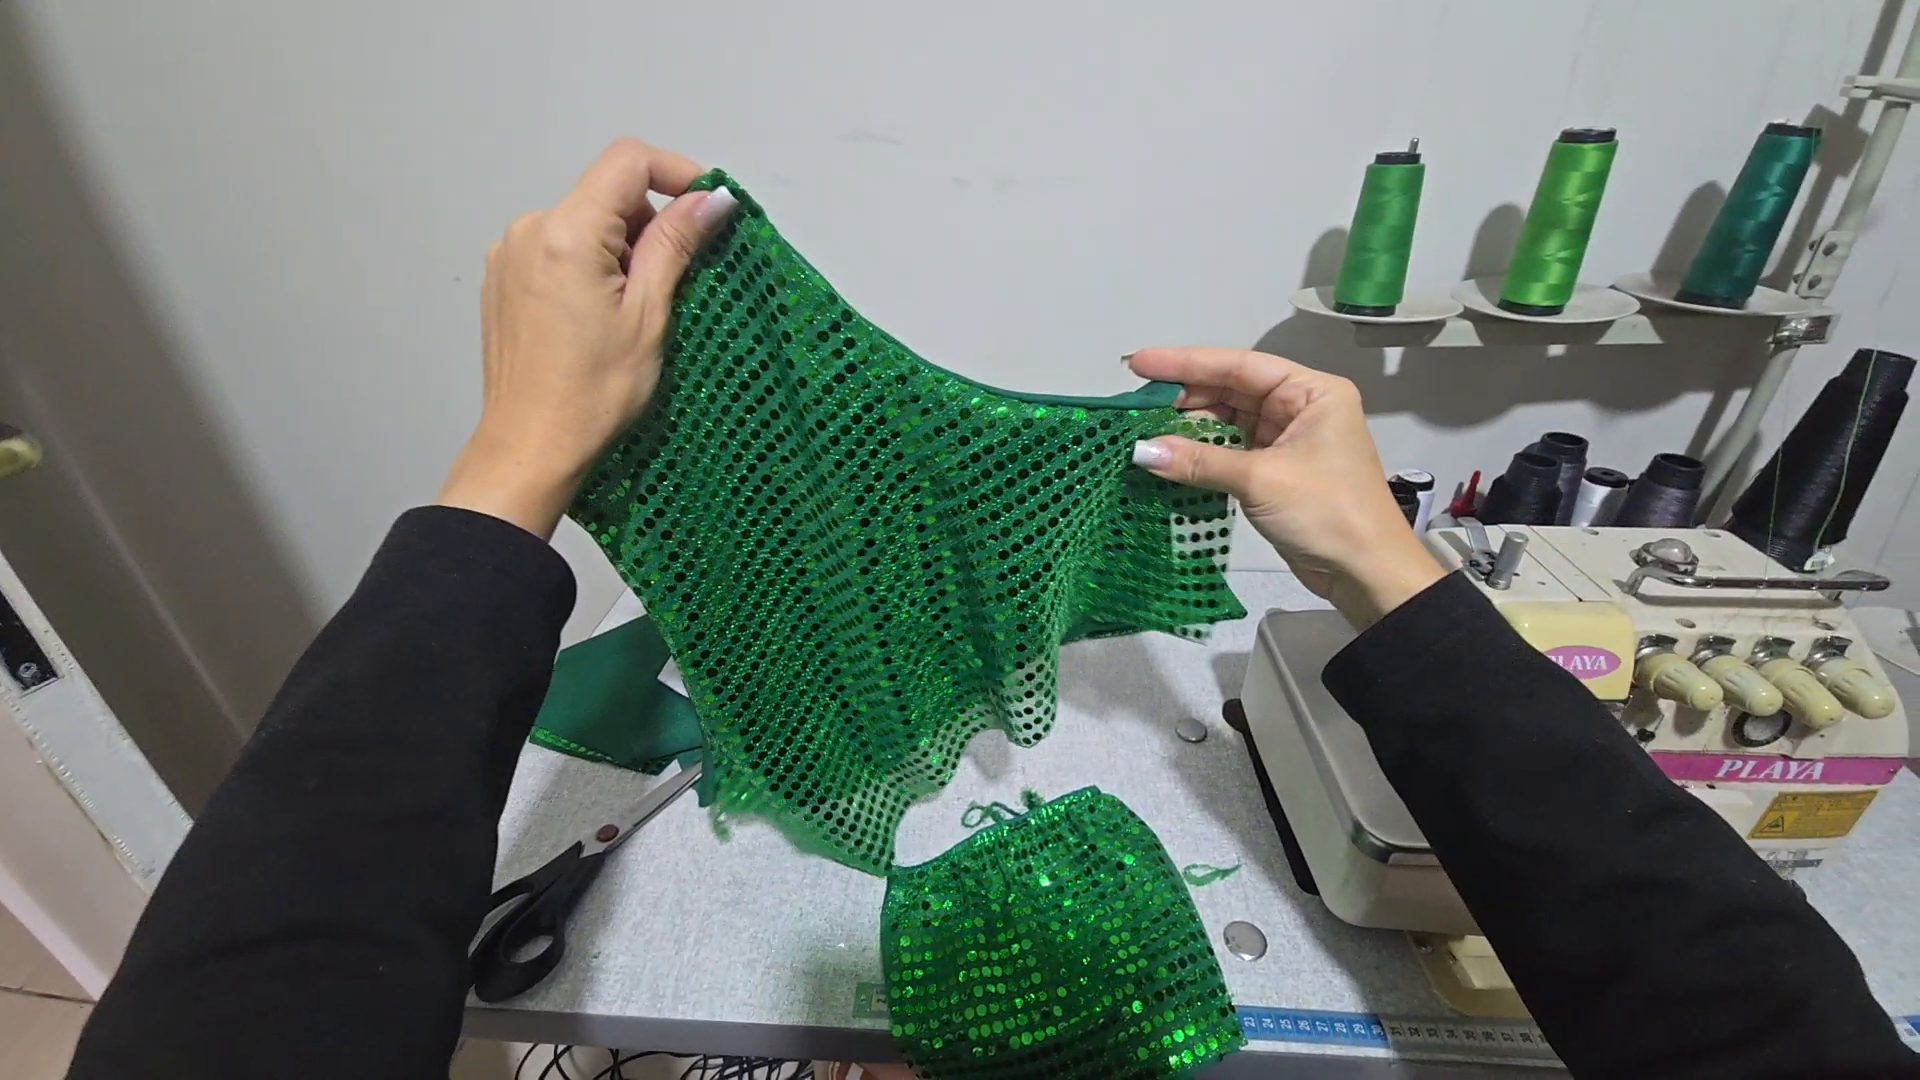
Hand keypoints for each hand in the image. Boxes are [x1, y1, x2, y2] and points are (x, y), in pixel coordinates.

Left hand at [437, 139, 738, 537]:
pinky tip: (603, 319)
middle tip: (679, 285)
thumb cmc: (597, 392)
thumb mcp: (650, 317)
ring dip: (624, 251)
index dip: (677, 173)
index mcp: (566, 233)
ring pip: (585, 226)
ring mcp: (509, 254)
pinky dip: (595, 268)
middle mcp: (528, 229)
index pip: (627, 162)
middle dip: (652, 226)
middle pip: (606, 195)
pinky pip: (561, 251)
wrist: (531, 446)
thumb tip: (711, 199)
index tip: (710, 211)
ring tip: (640, 312)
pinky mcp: (504, 280)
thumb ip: (675, 246)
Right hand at [1127, 347, 1443, 627]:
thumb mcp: (1260, 480)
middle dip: (1183, 396)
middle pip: (1230, 390)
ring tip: (1142, 427)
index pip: (1239, 366)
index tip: (1141, 364)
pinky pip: (1227, 451)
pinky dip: (1199, 454)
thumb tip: (1140, 450)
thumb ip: (1199, 461)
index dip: (1186, 363)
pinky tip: (1168, 454)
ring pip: (1226, 422)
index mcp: (1311, 393)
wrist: (1365, 572)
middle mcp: (1298, 408)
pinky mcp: (1273, 471)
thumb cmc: (1327, 512)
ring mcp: (1285, 440)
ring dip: (1187, 427)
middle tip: (1135, 401)